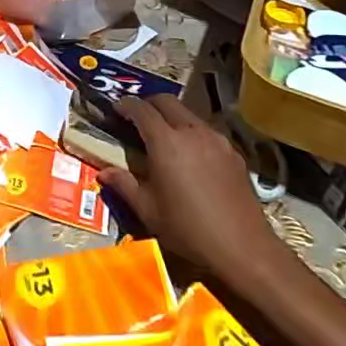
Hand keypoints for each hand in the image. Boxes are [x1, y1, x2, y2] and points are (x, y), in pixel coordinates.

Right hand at [97, 94, 286, 288]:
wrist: (241, 245)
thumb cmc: (188, 229)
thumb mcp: (149, 211)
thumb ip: (125, 185)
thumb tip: (103, 173)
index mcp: (167, 142)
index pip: (142, 110)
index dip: (127, 105)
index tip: (117, 109)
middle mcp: (192, 131)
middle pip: (167, 101)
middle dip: (150, 103)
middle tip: (138, 118)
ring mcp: (216, 138)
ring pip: (189, 114)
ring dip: (173, 117)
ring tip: (164, 137)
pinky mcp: (233, 150)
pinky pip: (207, 131)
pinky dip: (192, 133)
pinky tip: (192, 157)